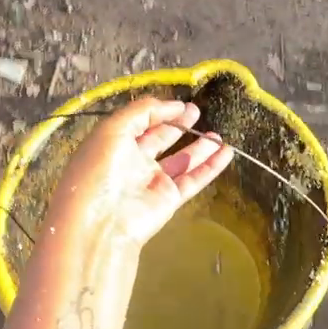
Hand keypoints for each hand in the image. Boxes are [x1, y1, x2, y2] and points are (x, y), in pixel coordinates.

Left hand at [42, 98, 234, 250]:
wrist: (101, 223)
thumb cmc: (100, 171)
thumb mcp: (112, 130)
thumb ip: (143, 111)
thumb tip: (175, 106)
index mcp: (113, 145)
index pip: (139, 124)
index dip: (159, 112)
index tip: (180, 105)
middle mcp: (132, 162)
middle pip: (160, 140)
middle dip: (178, 126)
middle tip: (197, 112)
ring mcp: (152, 182)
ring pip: (181, 160)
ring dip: (200, 147)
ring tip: (218, 135)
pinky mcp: (169, 198)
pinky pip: (194, 179)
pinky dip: (211, 166)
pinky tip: (227, 152)